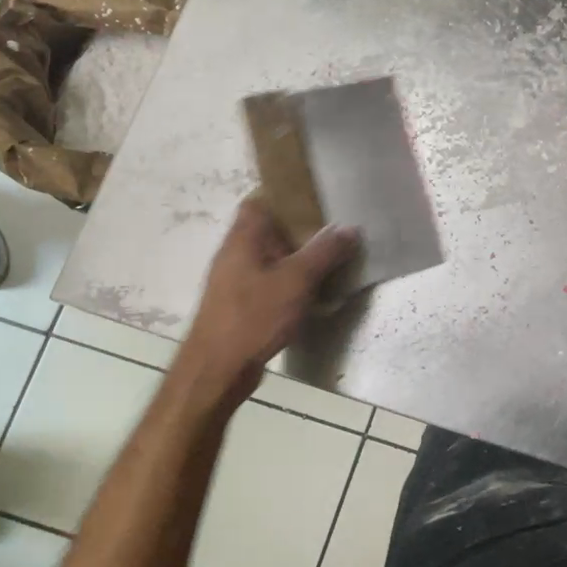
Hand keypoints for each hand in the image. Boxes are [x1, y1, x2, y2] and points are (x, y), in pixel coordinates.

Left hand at [179, 196, 357, 394]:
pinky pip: (269, 280)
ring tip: (330, 257)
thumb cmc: (253, 317)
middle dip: (299, 228)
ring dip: (297, 256)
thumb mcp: (297, 280)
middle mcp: (234, 254)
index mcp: (242, 238)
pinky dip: (289, 280)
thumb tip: (350, 228)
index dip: (284, 194)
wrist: (216, 371)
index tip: (315, 197)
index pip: (258, 200)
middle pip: (267, 228)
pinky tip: (312, 291)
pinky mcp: (239, 304)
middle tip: (333, 228)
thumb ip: (325, 251)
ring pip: (270, 256)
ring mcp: (234, 281)